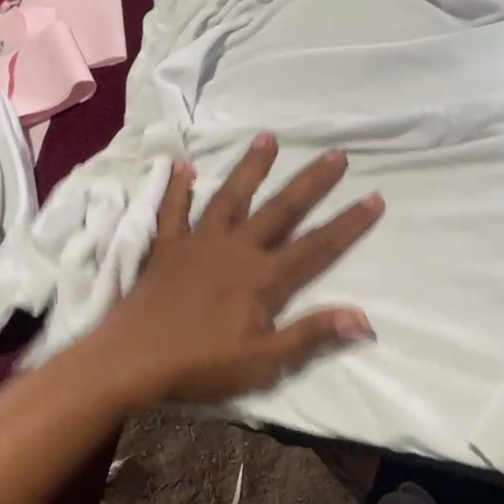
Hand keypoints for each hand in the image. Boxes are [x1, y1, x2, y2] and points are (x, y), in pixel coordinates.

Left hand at [90, 132, 382, 404]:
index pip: (317, 246)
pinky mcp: (164, 249)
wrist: (129, 362)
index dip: (348, 224)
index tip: (374, 197)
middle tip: (337, 154)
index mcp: (263, 278)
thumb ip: (312, 335)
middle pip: (281, 210)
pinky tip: (182, 166)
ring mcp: (196, 244)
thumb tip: (364, 319)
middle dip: (312, 182)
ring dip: (251, 168)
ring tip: (268, 137)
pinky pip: (172, 211)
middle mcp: (235, 250)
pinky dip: (177, 188)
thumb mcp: (264, 361)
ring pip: (230, 198)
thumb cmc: (200, 365)